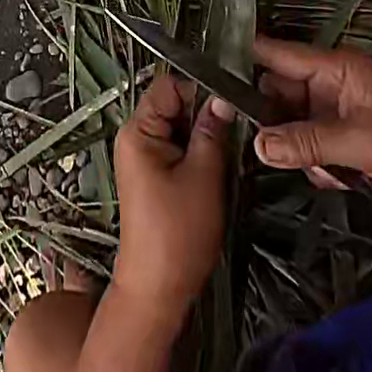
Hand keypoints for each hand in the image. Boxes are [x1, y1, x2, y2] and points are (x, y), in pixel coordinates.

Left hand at [110, 72, 234, 314]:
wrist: (158, 284)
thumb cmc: (179, 231)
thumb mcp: (204, 176)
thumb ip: (212, 133)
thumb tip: (222, 100)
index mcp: (137, 131)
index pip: (167, 87)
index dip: (199, 91)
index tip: (231, 104)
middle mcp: (133, 137)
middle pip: (172, 106)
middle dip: (203, 115)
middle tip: (238, 130)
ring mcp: (141, 155)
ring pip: (177, 128)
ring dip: (203, 136)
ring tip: (229, 151)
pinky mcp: (151, 173)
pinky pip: (175, 148)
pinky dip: (196, 153)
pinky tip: (215, 167)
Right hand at [251, 37, 371, 234]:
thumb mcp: (367, 142)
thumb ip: (308, 141)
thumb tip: (256, 144)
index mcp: (338, 70)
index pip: (276, 54)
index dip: (240, 58)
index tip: (203, 73)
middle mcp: (332, 89)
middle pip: (275, 91)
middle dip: (262, 114)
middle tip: (246, 137)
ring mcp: (338, 119)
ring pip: (287, 124)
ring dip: (289, 146)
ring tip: (306, 166)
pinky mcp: (345, 149)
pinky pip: (305, 149)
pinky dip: (309, 165)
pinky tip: (331, 180)